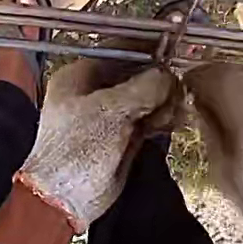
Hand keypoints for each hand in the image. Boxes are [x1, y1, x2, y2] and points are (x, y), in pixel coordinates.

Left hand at [15, 60, 176, 231]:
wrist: (66, 197)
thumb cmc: (77, 148)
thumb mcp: (110, 111)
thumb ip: (142, 88)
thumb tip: (167, 76)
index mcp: (80, 76)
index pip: (118, 48)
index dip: (146, 47)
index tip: (172, 46)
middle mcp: (95, 91)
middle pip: (137, 73)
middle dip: (159, 80)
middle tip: (175, 90)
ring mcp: (110, 114)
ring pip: (147, 96)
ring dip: (164, 101)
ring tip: (172, 112)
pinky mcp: (124, 136)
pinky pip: (149, 118)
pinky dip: (162, 118)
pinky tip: (171, 122)